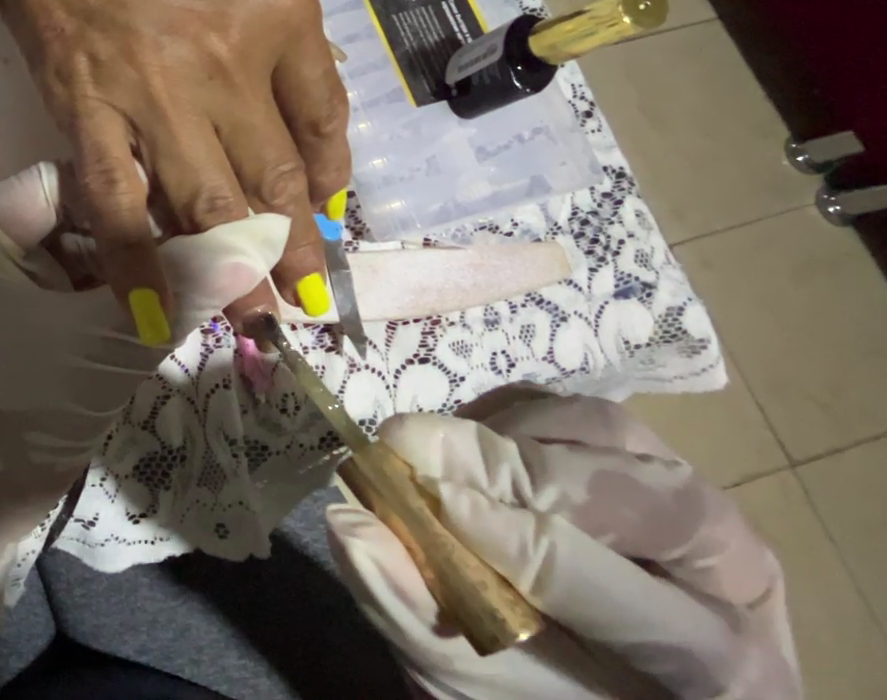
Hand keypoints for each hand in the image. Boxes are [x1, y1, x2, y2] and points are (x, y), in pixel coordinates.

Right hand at [0, 0, 349, 332]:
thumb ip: (280, 42)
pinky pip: (118, 204)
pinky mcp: (87, 112)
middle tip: (305, 304)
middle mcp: (227, 57)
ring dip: (230, 274)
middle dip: (293, 254)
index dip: (329, 185)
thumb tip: (297, 126)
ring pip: (204, 205)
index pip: (324, 119)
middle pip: (271, 179)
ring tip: (248, 319)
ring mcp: (154, 92)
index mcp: (279, 9)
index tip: (324, 223)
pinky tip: (151, 306)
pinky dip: (137, 263)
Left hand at [0, 162, 286, 661]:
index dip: (122, 196)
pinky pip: (50, 293)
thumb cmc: (22, 419)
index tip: (181, 222)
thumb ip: (177, 289)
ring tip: (175, 290)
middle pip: (58, 220)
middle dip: (125, 240)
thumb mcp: (105, 348)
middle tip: (190, 258)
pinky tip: (140, 320)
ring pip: (60, 259)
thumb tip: (257, 237)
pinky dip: (93, 303)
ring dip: (115, 275)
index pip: (55, 184)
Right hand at [325, 393, 800, 699]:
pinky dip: (515, 414)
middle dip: (508, 469)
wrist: (580, 671)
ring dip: (510, 434)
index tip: (420, 496)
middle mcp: (734, 574)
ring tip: (437, 453)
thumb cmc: (528, 687)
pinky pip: (585, 414)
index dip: (506, 534)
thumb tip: (352, 528)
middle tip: (409, 447)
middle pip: (635, 494)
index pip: (608, 582)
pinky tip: (469, 443)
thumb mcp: (472, 680)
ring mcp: (700, 505)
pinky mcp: (649, 460)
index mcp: (717, 666)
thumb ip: (416, 612)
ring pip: (611, 435)